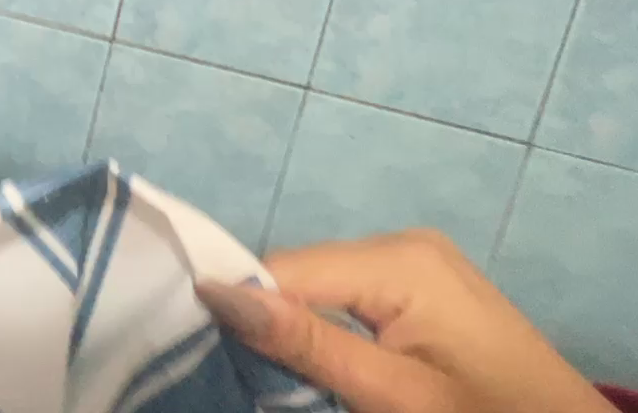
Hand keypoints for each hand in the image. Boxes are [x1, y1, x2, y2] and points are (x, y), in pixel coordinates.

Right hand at [196, 230, 616, 412]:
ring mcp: (417, 258)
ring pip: (322, 283)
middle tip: (287, 383)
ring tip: (317, 378)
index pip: (285, 269)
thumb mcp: (400, 401)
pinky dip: (335, 326)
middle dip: (283, 323)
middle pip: (303, 274)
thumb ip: (307, 343)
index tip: (239, 364)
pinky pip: (351, 292)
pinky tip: (346, 361)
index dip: (253, 312)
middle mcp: (402, 240)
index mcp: (399, 257)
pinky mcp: (424, 281)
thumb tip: (212, 290)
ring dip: (306, 328)